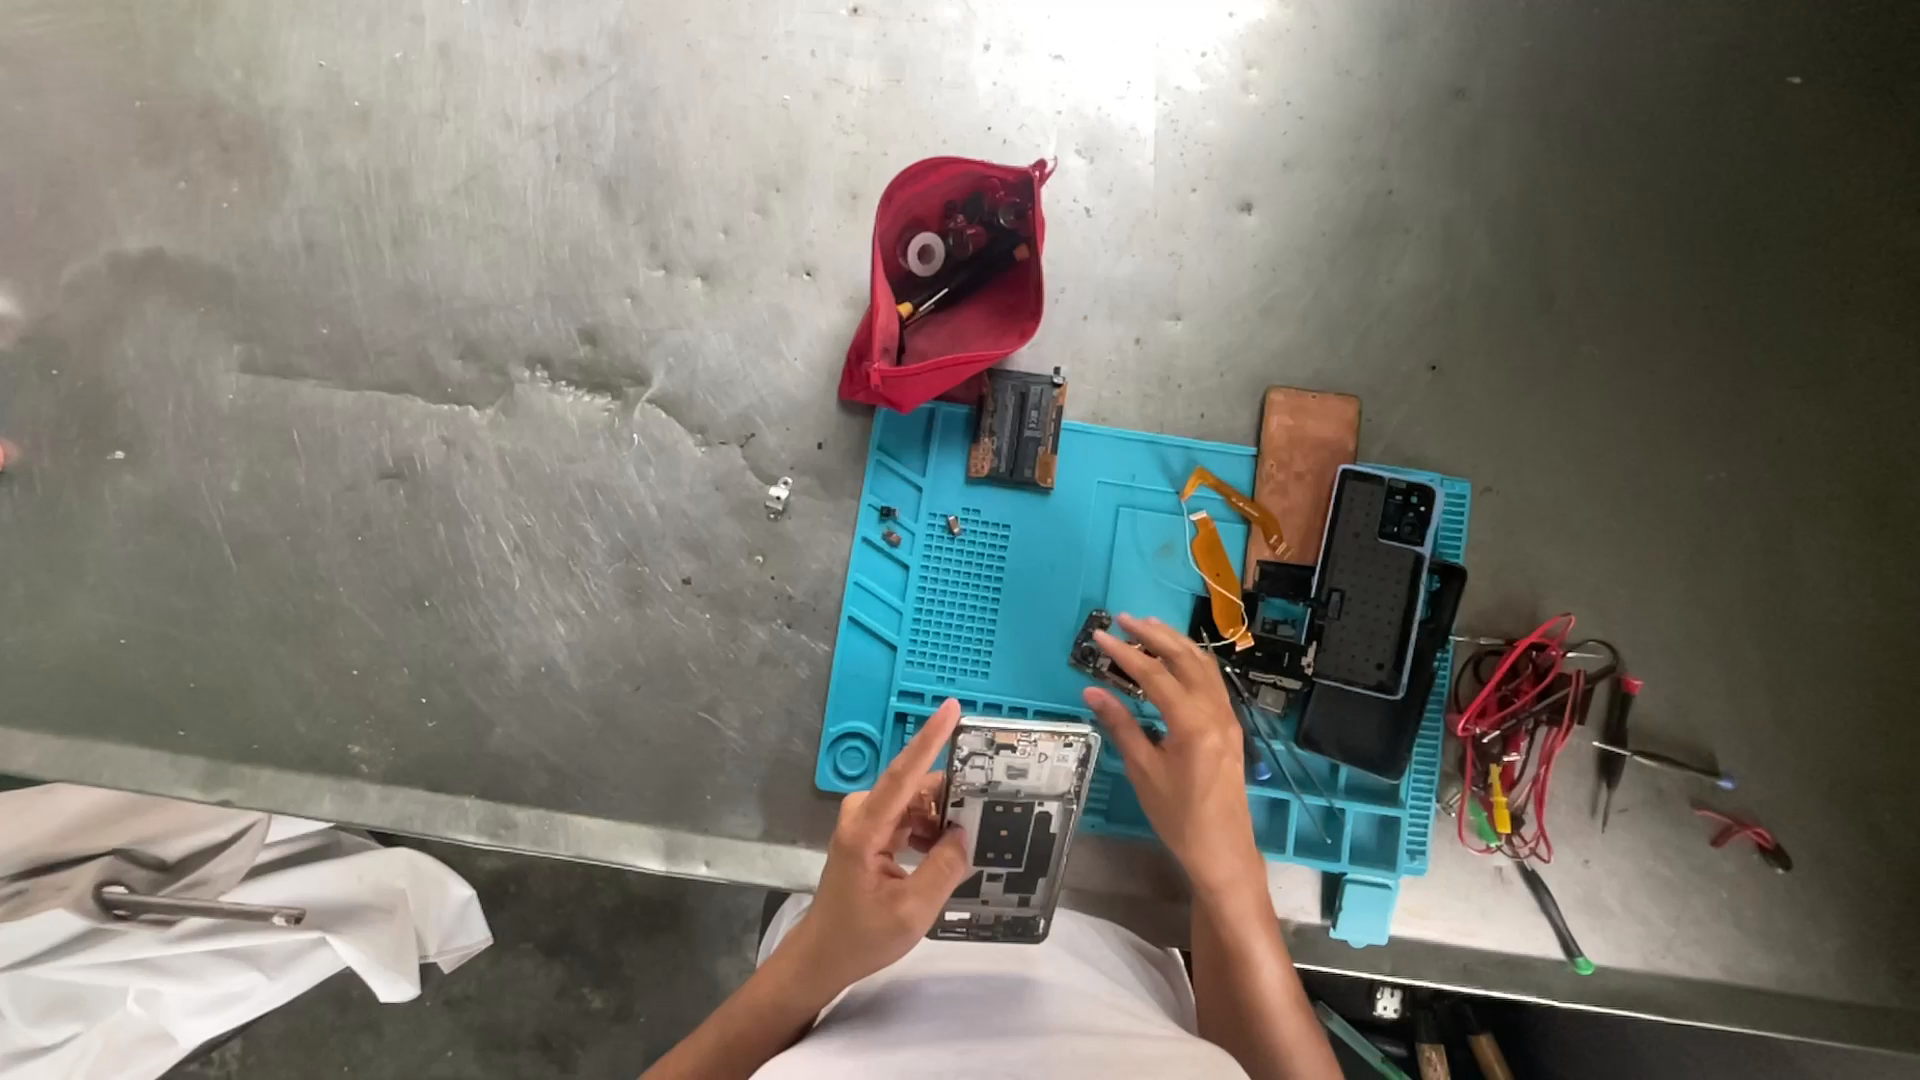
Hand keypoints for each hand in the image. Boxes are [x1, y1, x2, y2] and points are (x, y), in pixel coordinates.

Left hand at [776, 699, 972, 996]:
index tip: (951, 708)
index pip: (903, 774)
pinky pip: (910, 813)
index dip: (929, 739)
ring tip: (960, 845)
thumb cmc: (861, 936)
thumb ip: (944, 869)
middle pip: (916, 786)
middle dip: (950, 797)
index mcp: (865, 829)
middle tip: (982, 812)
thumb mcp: (912, 912)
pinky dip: (930, 828)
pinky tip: (942, 851)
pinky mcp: (871, 829)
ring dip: (940, 818)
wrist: (823, 956)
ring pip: (916, 800)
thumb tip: (964, 833)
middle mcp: (862, 814)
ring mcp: (865, 819)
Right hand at [1081, 613, 1265, 897]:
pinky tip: (1174, 659)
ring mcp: (1227, 717)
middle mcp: (1215, 712)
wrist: (1223, 851)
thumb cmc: (1178, 816)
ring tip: (1148, 627)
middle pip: (1184, 658)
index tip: (1100, 636)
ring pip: (1203, 665)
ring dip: (1175, 643)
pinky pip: (1211, 680)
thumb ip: (1120, 725)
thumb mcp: (1143, 771)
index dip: (1125, 652)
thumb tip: (1092, 689)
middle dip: (1154, 635)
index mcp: (1192, 723)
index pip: (1154, 675)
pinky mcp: (1229, 726)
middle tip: (1124, 619)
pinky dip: (1190, 661)